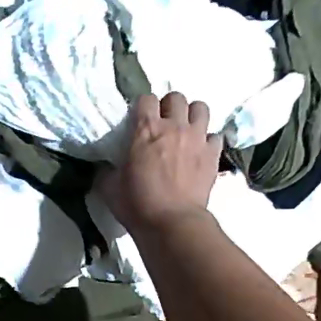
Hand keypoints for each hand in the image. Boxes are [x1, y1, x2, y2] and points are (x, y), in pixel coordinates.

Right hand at [99, 92, 222, 231]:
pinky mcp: (213, 154)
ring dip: (191, 115)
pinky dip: (207, 139)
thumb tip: (106, 166)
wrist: (172, 223)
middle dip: (168, 106)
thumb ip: (107, 170)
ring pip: (201, 108)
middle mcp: (174, 127)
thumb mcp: (108, 187)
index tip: (137, 119)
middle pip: (176, 97)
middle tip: (162, 122)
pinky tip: (199, 150)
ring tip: (184, 129)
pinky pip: (214, 135)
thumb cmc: (136, 204)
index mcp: (145, 130)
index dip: (141, 107)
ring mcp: (197, 138)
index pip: (146, 99)